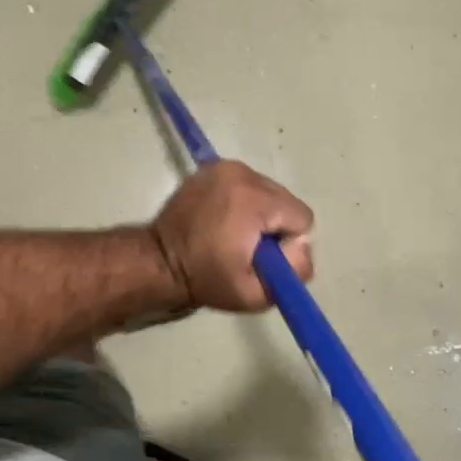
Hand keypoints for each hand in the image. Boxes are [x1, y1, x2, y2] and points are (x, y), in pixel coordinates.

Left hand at [150, 161, 314, 312]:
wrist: (159, 261)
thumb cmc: (207, 279)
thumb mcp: (257, 293)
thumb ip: (294, 271)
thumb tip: (302, 248)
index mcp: (255, 200)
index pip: (302, 216)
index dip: (289, 243)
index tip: (264, 257)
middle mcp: (243, 174)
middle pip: (285, 201)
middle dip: (275, 226)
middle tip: (249, 248)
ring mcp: (225, 167)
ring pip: (268, 192)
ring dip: (261, 214)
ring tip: (234, 235)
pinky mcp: (212, 168)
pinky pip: (247, 185)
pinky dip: (244, 203)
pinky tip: (225, 221)